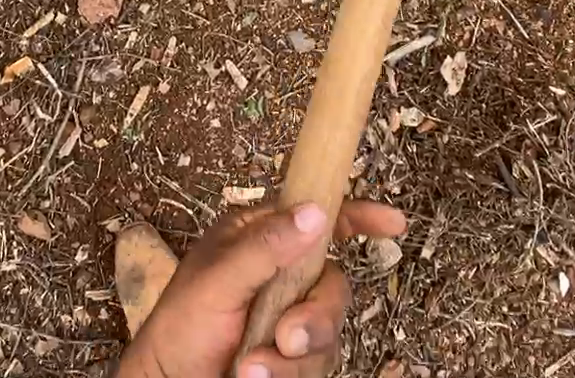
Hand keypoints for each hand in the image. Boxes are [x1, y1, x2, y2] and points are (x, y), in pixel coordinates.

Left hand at [117, 201, 406, 377]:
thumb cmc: (180, 324)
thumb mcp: (217, 279)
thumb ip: (265, 248)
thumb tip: (315, 212)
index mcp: (261, 238)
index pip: (316, 217)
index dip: (357, 216)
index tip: (394, 221)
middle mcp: (282, 274)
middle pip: (334, 286)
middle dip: (316, 318)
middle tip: (286, 337)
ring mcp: (288, 318)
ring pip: (328, 333)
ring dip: (293, 359)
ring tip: (251, 370)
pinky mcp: (291, 359)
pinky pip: (316, 366)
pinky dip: (286, 377)